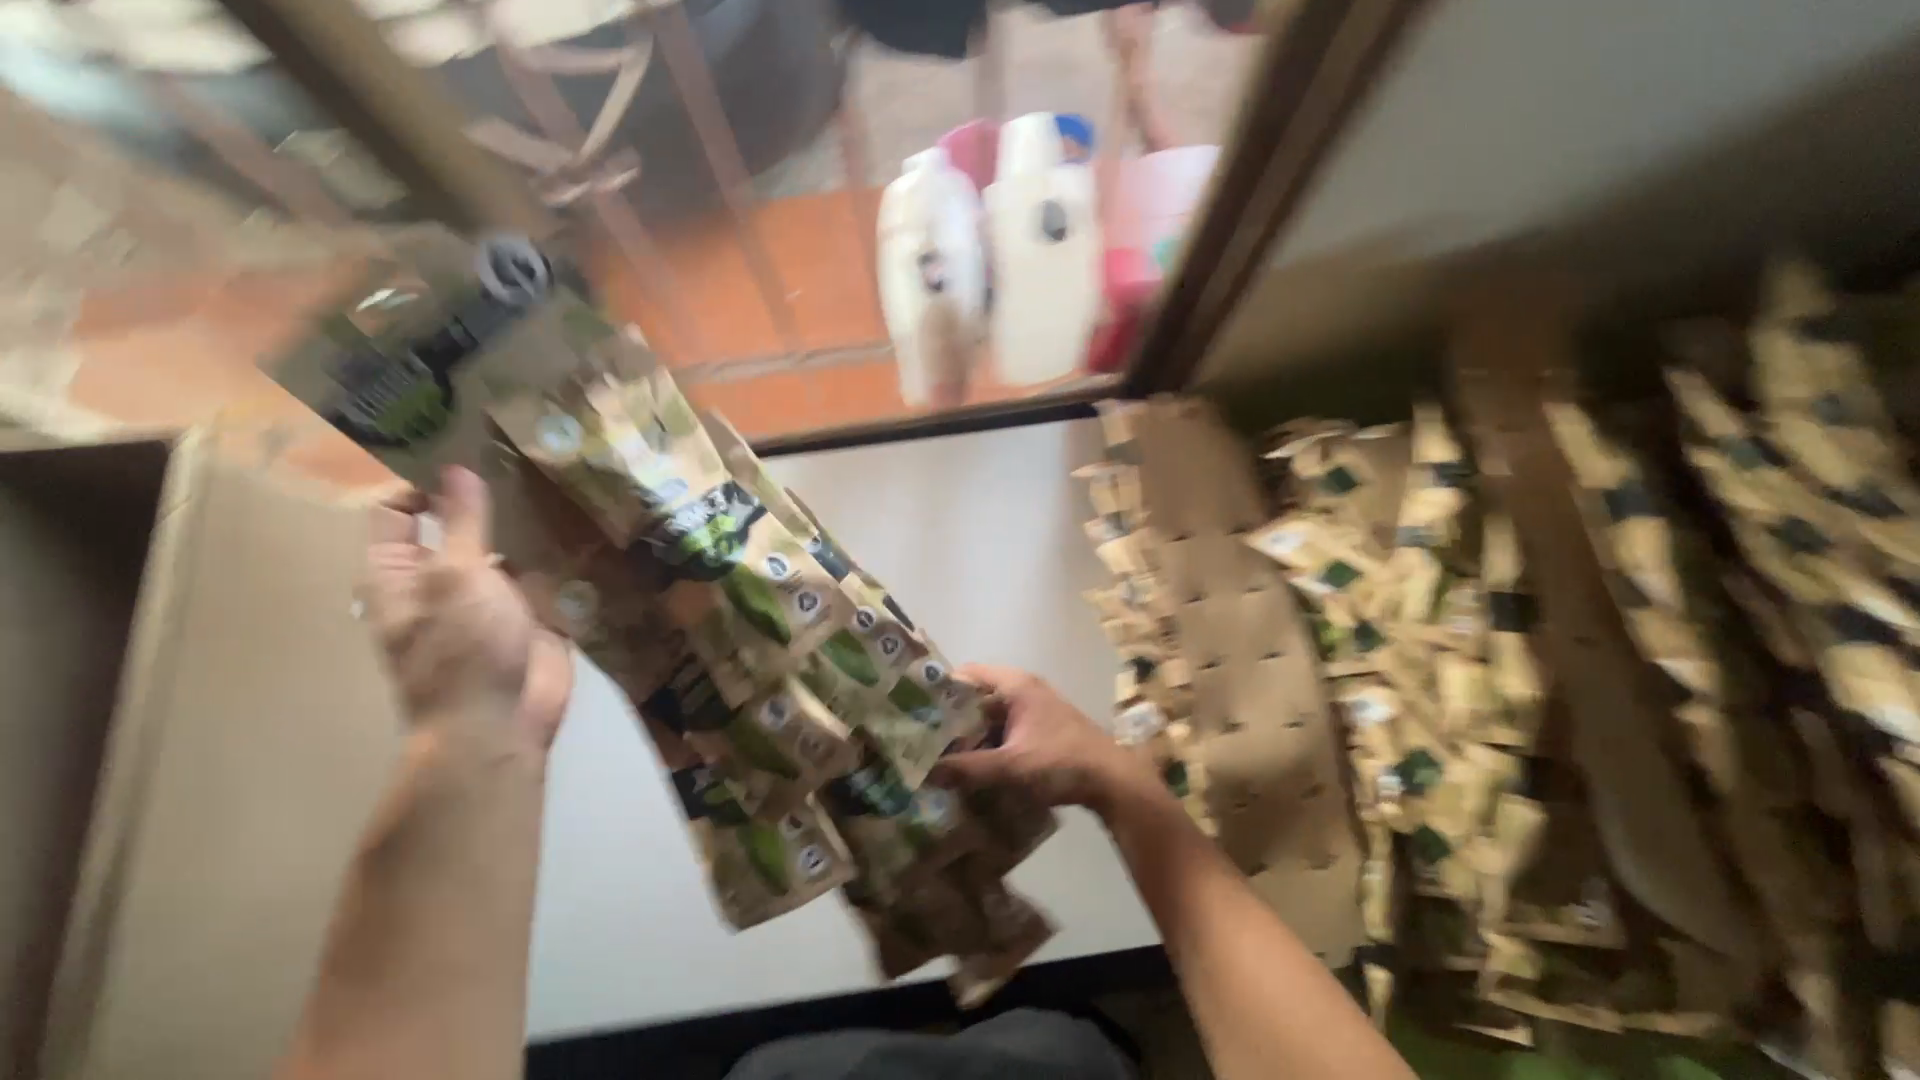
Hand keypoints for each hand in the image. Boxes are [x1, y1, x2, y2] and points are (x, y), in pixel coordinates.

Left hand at [361, 467, 573, 756]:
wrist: (499, 722)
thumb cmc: (460, 647)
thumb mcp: (455, 575)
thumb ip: (460, 520)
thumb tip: (456, 468)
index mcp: (400, 570)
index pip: (401, 510)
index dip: (426, 480)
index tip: (468, 449)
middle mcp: (442, 578)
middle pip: (460, 526)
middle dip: (489, 499)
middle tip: (526, 453)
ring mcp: (489, 597)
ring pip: (507, 549)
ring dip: (528, 526)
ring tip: (560, 481)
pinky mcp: (530, 614)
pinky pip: (544, 576)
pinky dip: (560, 556)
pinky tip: (584, 523)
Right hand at [936, 664, 1162, 815]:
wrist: (1113, 779)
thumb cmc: (1061, 762)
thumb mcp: (1011, 766)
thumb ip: (969, 768)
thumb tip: (927, 773)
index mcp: (1016, 685)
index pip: (968, 673)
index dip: (942, 687)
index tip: (917, 707)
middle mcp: (1025, 689)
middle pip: (978, 695)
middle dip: (953, 715)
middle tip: (923, 736)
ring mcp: (1037, 708)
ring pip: (992, 714)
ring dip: (972, 731)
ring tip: (941, 752)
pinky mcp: (1044, 728)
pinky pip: (1007, 728)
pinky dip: (990, 741)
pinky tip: (974, 763)